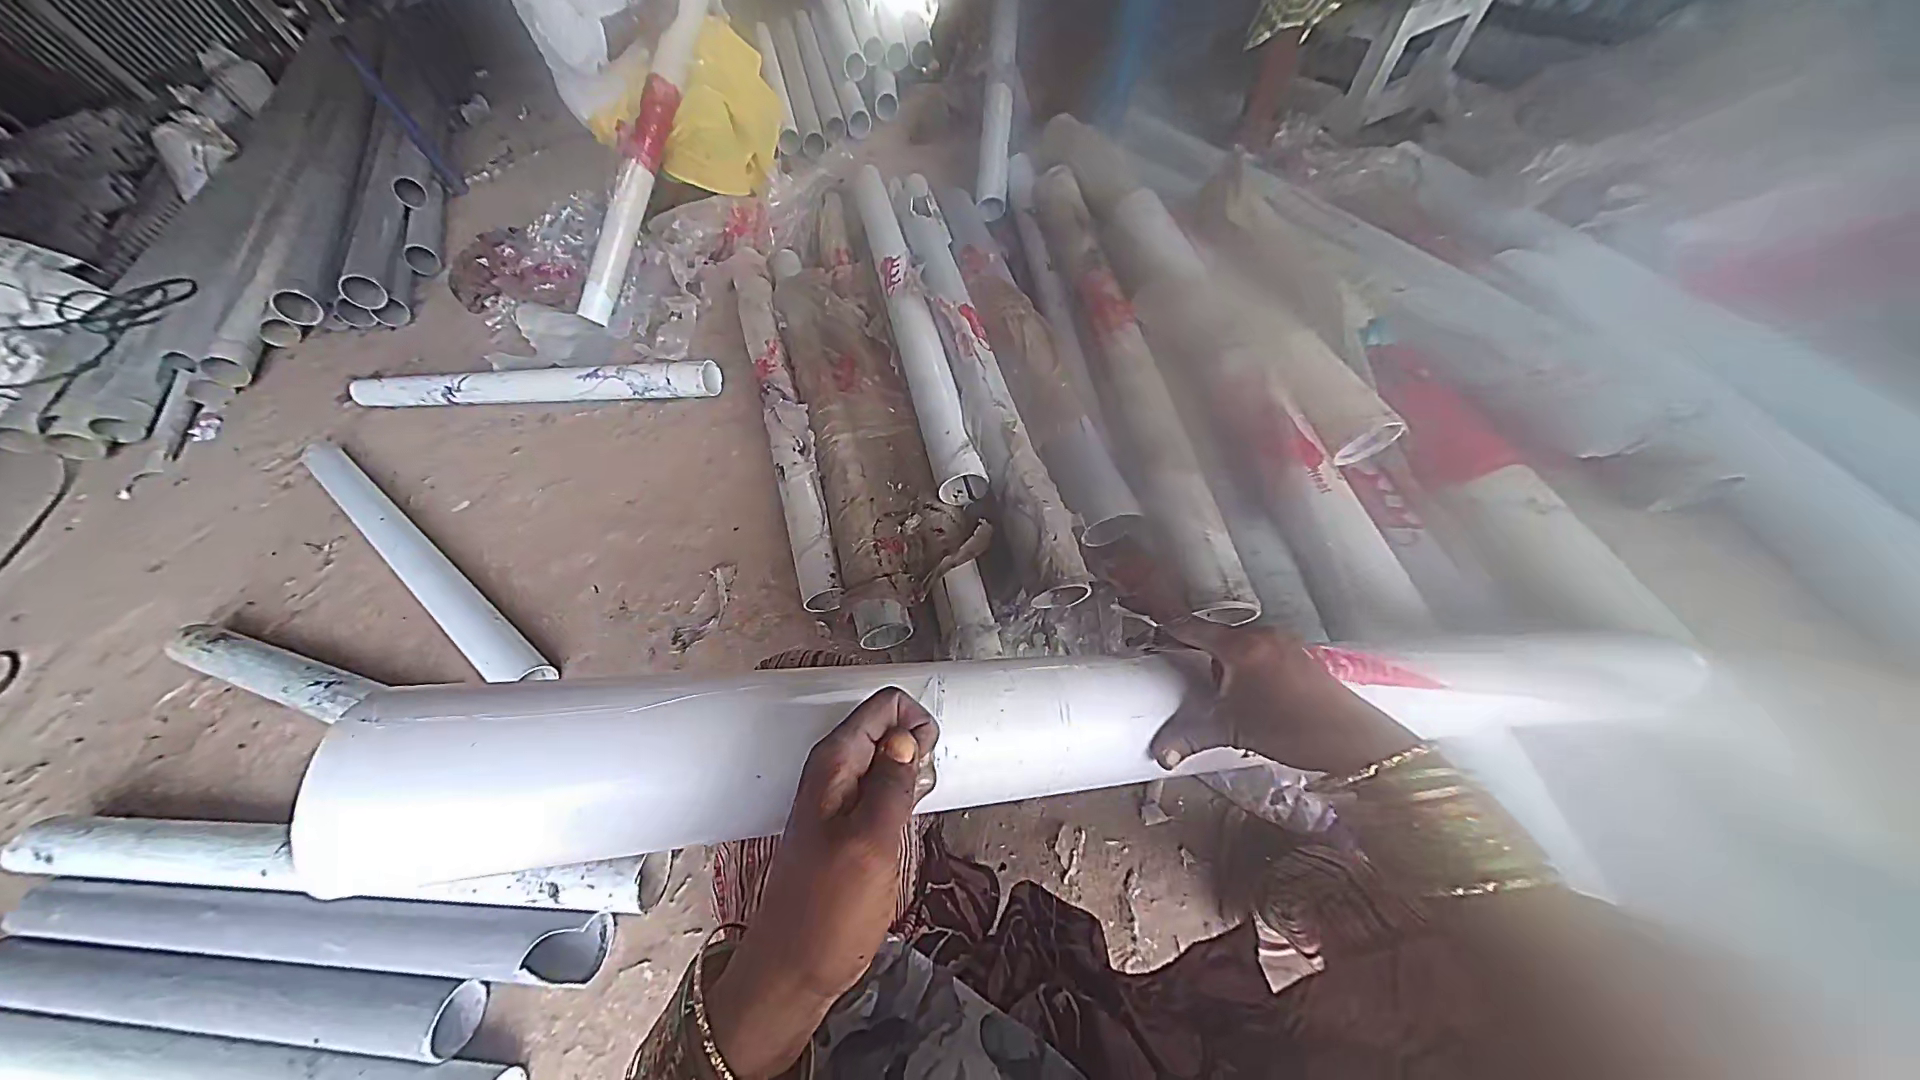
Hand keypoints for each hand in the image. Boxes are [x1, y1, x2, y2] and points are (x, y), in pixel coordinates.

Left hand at [705, 687, 937, 1078]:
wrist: (794, 971)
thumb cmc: (827, 915)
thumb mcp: (871, 843)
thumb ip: (894, 783)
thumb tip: (910, 737)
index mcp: (834, 762)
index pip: (885, 705)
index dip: (916, 725)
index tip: (926, 762)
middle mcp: (834, 770)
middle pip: (889, 726)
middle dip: (916, 750)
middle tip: (917, 796)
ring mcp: (841, 794)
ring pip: (890, 757)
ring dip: (912, 776)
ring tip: (910, 815)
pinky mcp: (849, 819)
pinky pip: (885, 786)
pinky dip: (903, 796)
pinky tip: (904, 824)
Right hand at [1094, 535, 1418, 775]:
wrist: (1355, 741)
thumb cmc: (1290, 729)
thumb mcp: (1232, 731)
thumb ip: (1190, 738)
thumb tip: (1161, 754)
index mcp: (1240, 646)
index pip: (1193, 627)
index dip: (1171, 630)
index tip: (1155, 635)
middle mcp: (1263, 636)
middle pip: (1218, 635)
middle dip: (1199, 650)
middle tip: (1184, 668)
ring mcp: (1287, 644)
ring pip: (1243, 643)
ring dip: (1227, 658)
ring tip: (1219, 686)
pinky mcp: (1303, 657)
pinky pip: (1264, 651)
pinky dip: (1250, 664)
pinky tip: (1251, 691)